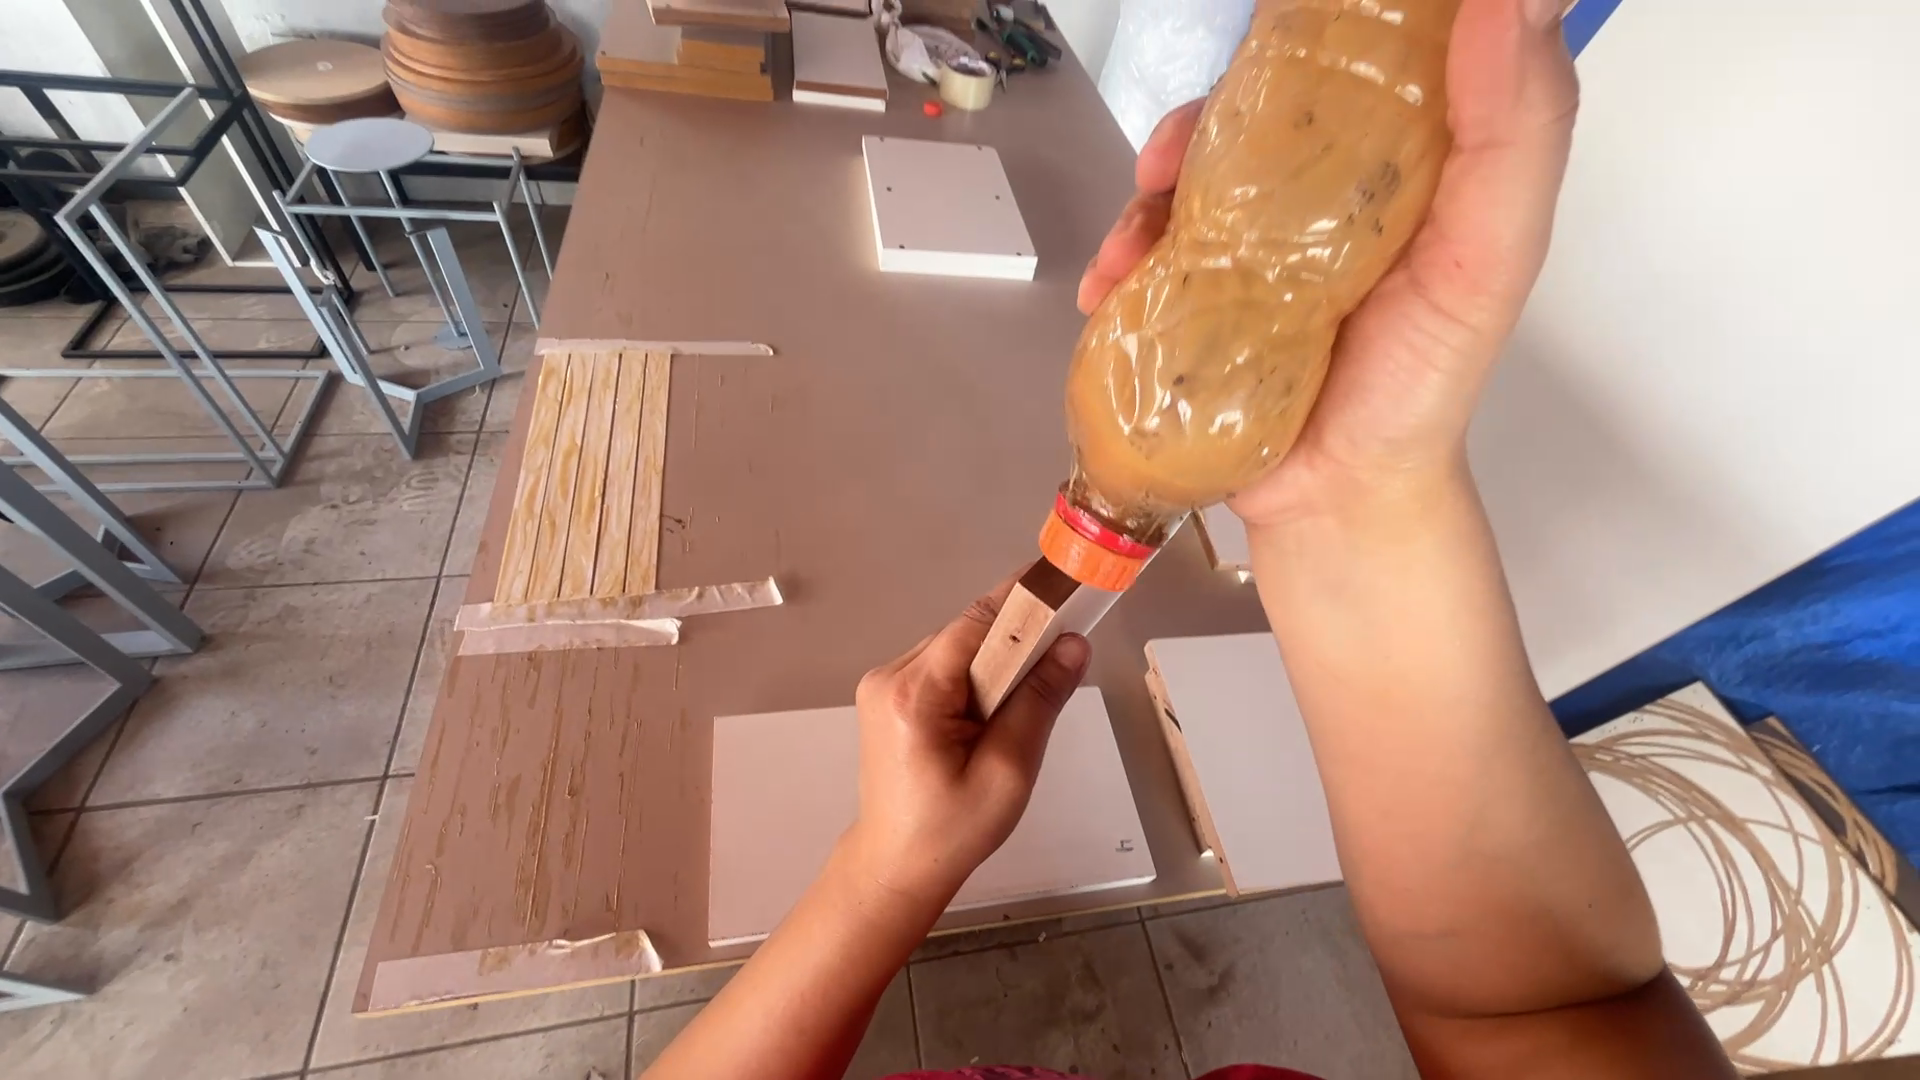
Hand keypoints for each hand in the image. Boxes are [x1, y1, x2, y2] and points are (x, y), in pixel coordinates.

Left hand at [847, 580, 1091, 905]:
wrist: (896, 866)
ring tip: (1031, 684)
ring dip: (994, 658)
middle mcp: (890, 675)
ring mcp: (883, 683)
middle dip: (1014, 636)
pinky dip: (974, 673)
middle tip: (1062, 642)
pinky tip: (996, 702)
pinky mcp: (887, 695)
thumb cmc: (953, 829)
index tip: (1062, 582)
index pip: (975, 624)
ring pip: (954, 647)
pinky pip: (942, 665)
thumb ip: (1040, 701)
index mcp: (913, 693)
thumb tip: (1074, 643)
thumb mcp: (1009, 770)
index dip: (1021, 600)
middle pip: (964, 633)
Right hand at [1077, 0, 1578, 526]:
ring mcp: (1237, 269)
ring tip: (1119, 257)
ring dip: (1134, 210)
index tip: (1255, 42)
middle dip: (1185, 136)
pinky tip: (1100, 294)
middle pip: (1233, 140)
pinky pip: (1142, 275)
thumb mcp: (1488, 260)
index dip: (1290, 47)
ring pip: (1175, 204)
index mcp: (1378, 177)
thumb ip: (1515, 135)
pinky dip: (1111, 272)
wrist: (1336, 497)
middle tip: (1158, 164)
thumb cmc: (1417, 384)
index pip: (1333, 79)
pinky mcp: (1191, 319)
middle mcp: (1301, 213)